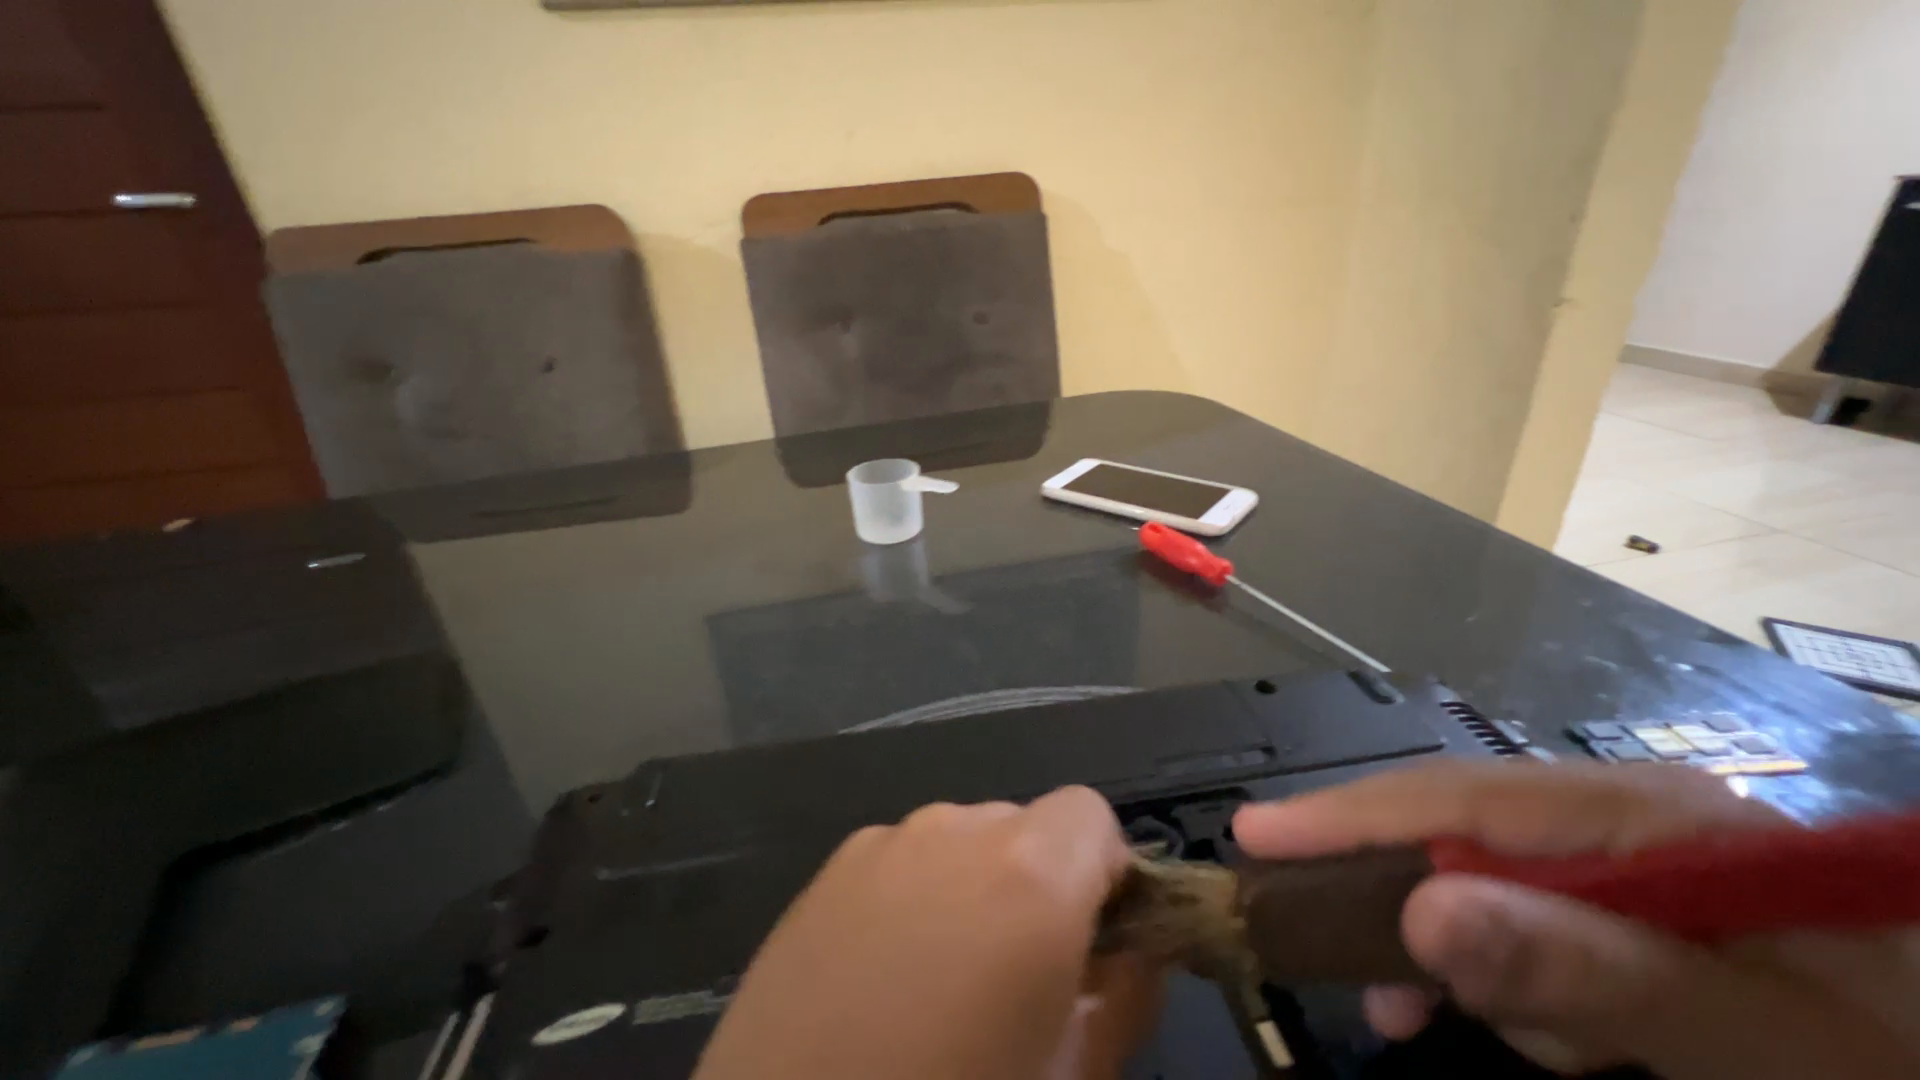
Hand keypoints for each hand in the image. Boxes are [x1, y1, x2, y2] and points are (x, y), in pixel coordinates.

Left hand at [691, 786, 1161, 1079]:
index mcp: (1031, 870)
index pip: (1093, 815)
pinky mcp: (827, 869)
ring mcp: (884, 843)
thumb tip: (1136, 952)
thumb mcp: (1073, 1071)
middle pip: (1025, 825)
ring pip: (961, 840)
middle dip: (1039, 880)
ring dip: (973, 886)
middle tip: (1019, 971)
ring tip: (943, 976)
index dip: (1104, 871)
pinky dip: (916, 894)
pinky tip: (884, 972)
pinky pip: (902, 860)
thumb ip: (1127, 995)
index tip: (1093, 939)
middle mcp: (956, 829)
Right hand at [1232, 761, 1919, 1078]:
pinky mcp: (1632, 910)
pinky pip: (1522, 924)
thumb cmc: (1884, 1052)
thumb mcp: (1751, 1036)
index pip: (1461, 796)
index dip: (1348, 813)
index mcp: (1650, 817)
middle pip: (1453, 830)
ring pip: (1481, 884)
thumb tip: (1421, 914)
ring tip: (1417, 1014)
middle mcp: (1624, 820)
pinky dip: (1494, 975)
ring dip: (1447, 955)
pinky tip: (1510, 1022)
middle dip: (1386, 890)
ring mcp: (1628, 864)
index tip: (1254, 835)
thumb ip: (1593, 974)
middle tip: (1325, 946)